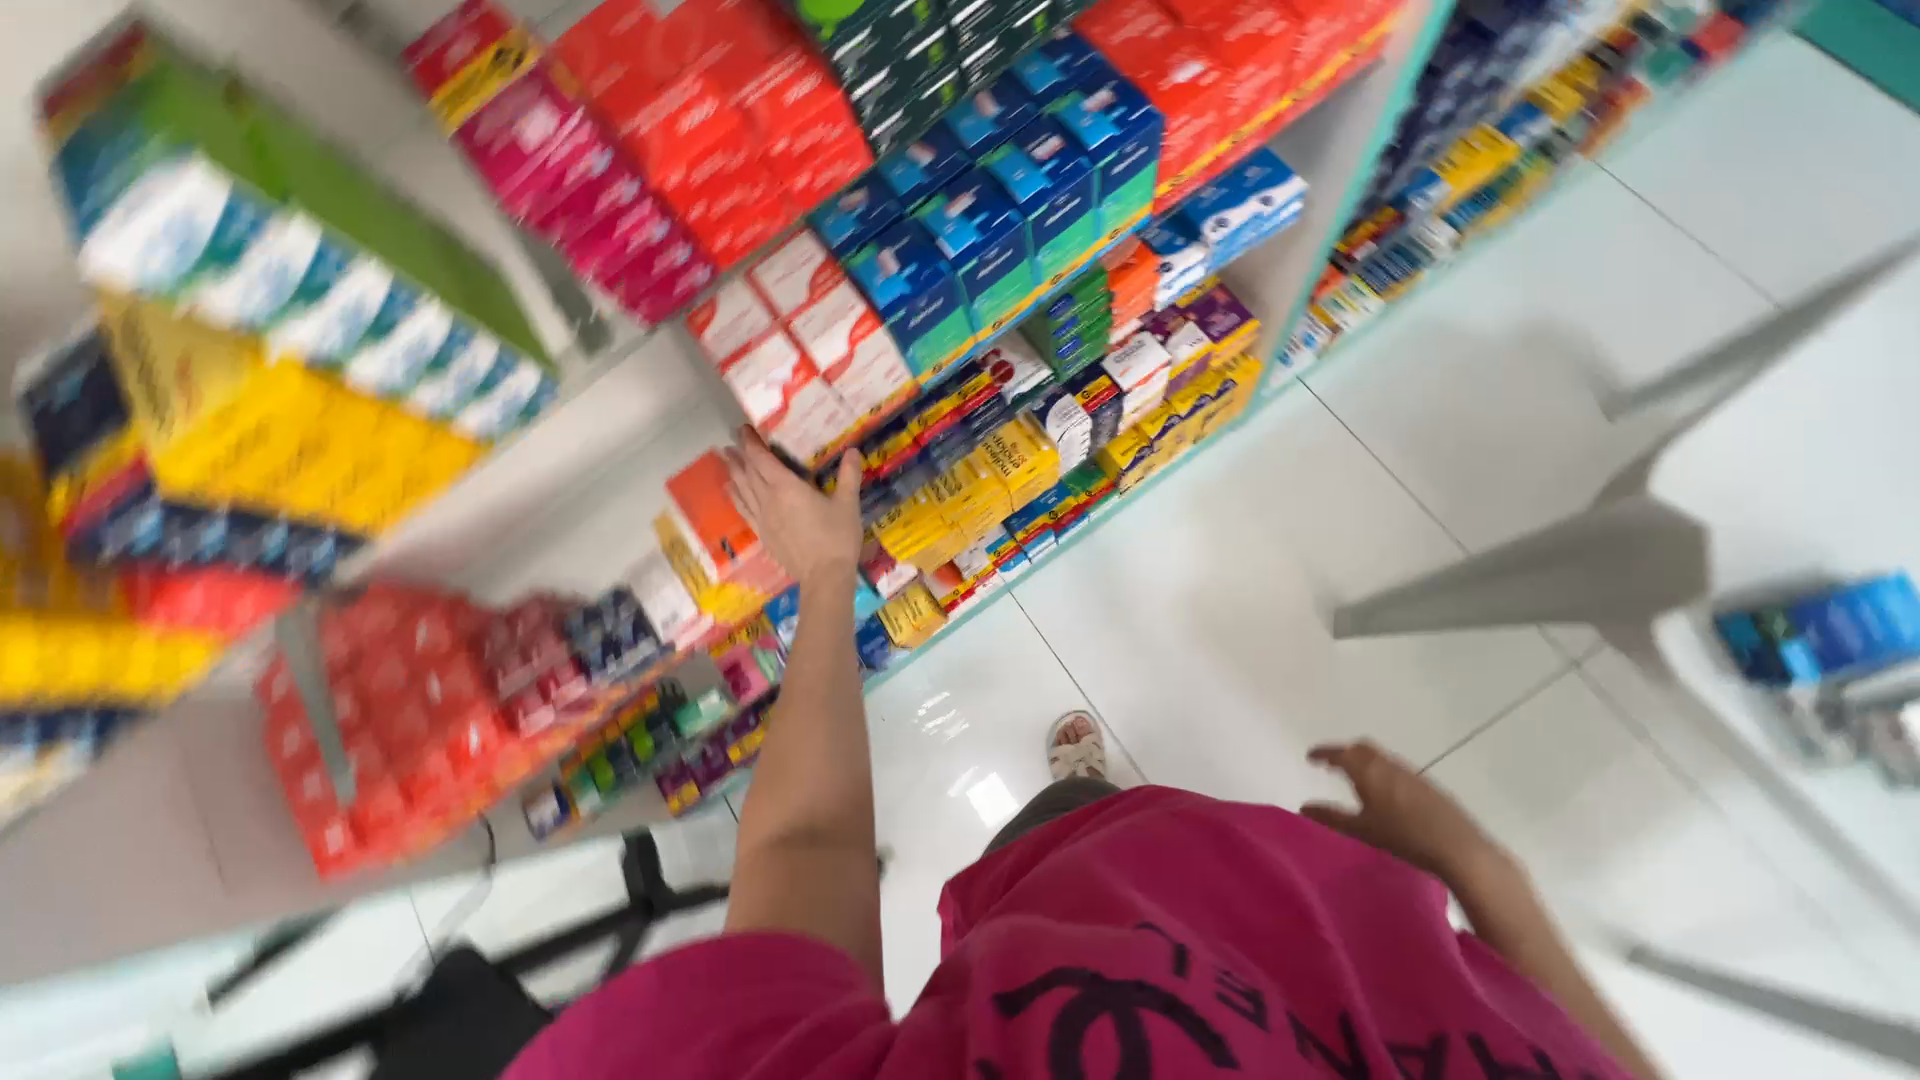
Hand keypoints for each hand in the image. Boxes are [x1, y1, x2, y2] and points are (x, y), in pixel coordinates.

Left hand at [724, 427, 861, 587]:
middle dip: (739, 455)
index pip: (762, 459)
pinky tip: (731, 492)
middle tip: (731, 442)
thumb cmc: (837, 537)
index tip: (744, 429)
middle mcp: (769, 500)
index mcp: (787, 488)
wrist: (824, 576)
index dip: (751, 443)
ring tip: (726, 460)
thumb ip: (848, 475)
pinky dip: (735, 497)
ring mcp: (763, 519)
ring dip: (733, 473)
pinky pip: (744, 510)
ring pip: (742, 491)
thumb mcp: (848, 504)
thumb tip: (853, 451)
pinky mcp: (763, 535)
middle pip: (748, 473)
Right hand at [1302, 740, 1508, 883]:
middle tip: (1332, 765)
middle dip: (1344, 753)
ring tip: (1356, 780)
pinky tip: (1385, 795)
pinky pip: (1396, 769)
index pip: (1340, 753)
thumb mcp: (1361, 830)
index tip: (1310, 757)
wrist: (1458, 848)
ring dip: (1364, 762)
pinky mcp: (1428, 786)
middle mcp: (1388, 765)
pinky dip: (1382, 772)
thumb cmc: (1403, 837)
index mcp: (1368, 771)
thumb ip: (1331, 817)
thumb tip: (1303, 806)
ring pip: (1381, 758)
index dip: (1323, 753)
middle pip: (1362, 748)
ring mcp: (1411, 774)